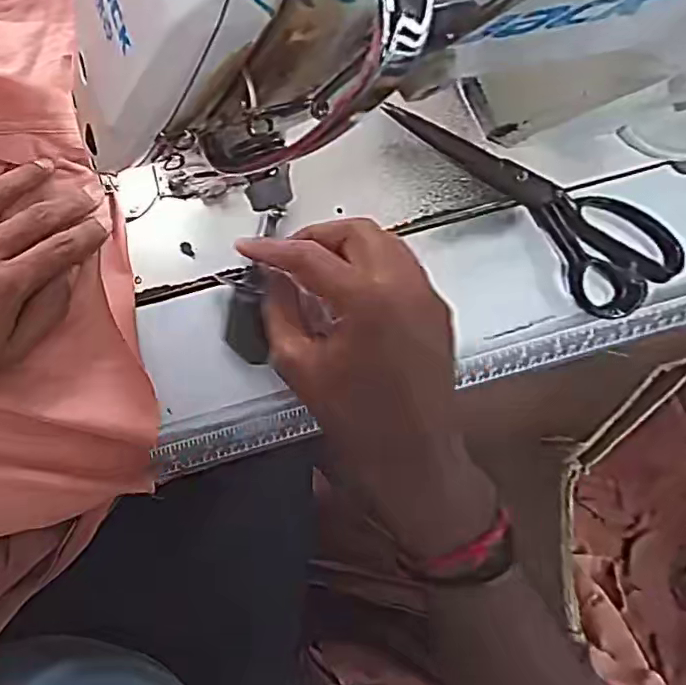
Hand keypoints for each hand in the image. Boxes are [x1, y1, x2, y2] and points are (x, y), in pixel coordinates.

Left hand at [0, 160, 110, 461]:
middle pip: (34, 217)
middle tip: (83, 196)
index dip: (84, 235)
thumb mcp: (10, 350)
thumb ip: (46, 311)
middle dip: (66, 204)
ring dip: (24, 178)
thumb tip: (68, 276)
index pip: (58, 249)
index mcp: (5, 285)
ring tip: (45, 168)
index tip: (97, 227)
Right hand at [236, 218, 495, 558]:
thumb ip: (280, 310)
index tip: (251, 248)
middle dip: (313, 236)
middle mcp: (406, 289)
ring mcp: (426, 297)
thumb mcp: (298, 363)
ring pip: (382, 241)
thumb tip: (274, 282)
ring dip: (341, 246)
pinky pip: (398, 265)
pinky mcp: (434, 309)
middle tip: (283, 254)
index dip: (271, 249)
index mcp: (369, 301)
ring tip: (309, 268)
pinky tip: (341, 288)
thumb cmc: (361, 419)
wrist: (410, 453)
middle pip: (355, 231)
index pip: (310, 255)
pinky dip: (365, 263)